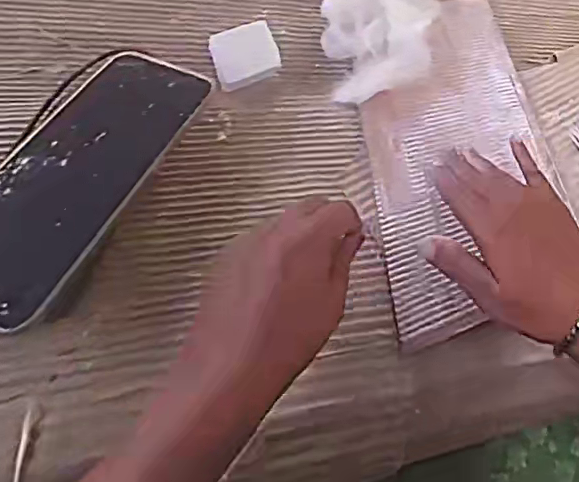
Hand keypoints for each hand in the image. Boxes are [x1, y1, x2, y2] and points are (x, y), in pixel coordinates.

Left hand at [87, 200, 363, 481]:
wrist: (226, 373)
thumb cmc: (284, 343)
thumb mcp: (332, 303)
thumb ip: (343, 260)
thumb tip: (349, 239)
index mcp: (308, 236)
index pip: (340, 208)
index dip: (352, 223)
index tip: (352, 240)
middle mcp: (277, 229)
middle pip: (311, 206)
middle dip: (326, 222)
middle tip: (331, 253)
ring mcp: (248, 241)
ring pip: (284, 222)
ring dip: (298, 236)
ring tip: (299, 277)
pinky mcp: (226, 256)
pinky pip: (259, 241)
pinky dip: (272, 251)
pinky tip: (271, 287)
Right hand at [423, 140, 578, 344]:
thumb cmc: (540, 306)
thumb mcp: (491, 297)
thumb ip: (459, 266)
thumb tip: (429, 244)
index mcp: (492, 232)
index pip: (461, 199)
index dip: (445, 183)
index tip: (432, 169)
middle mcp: (511, 210)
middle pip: (478, 182)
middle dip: (459, 166)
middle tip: (444, 152)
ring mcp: (533, 203)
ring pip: (500, 175)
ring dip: (482, 162)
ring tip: (466, 150)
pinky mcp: (553, 203)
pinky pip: (534, 172)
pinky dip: (524, 156)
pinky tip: (516, 144)